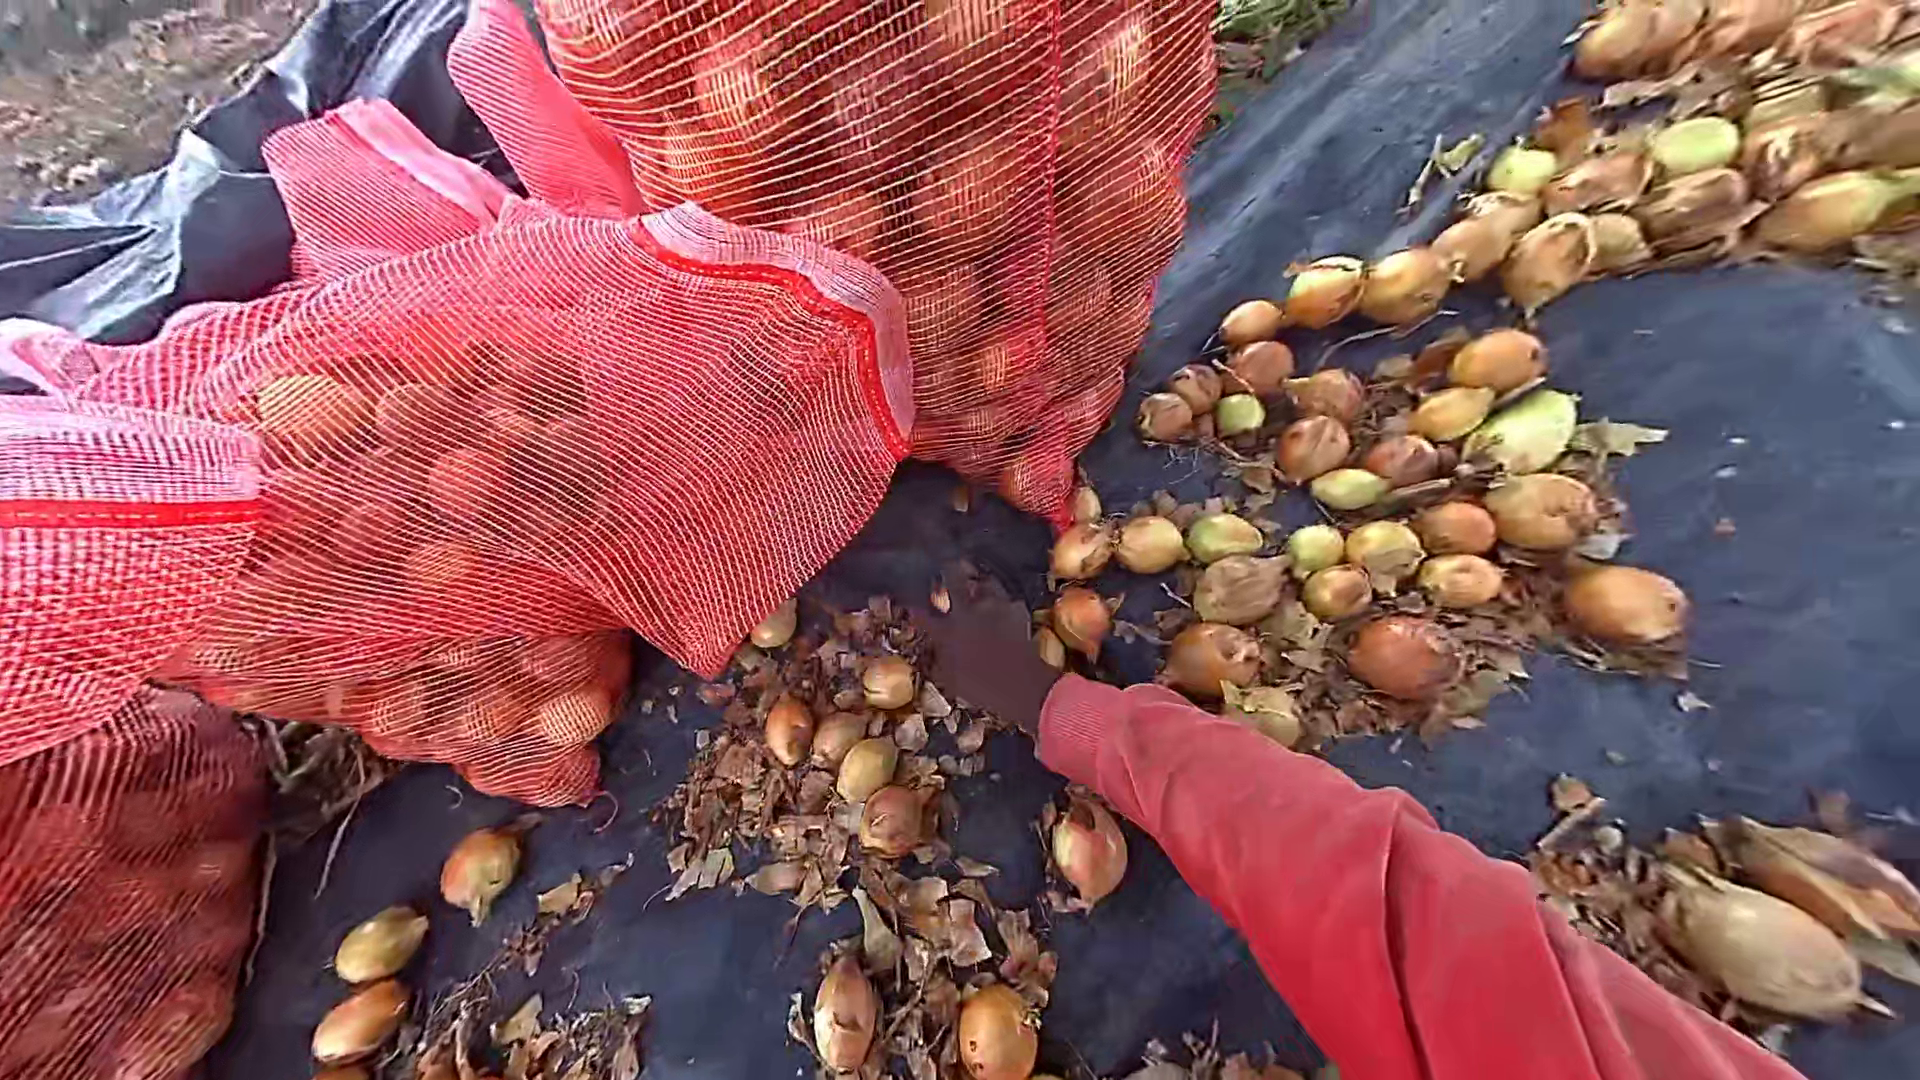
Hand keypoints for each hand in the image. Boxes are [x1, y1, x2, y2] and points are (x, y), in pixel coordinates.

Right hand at [915, 561, 1061, 736]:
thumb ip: (939, 663)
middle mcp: (968, 611)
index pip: (922, 614)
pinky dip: (1004, 604)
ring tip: (979, 584)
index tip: (910, 603)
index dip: (914, 607)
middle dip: (947, 568)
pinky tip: (1005, 609)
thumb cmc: (982, 688)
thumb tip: (934, 653)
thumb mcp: (951, 681)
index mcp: (947, 630)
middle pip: (953, 578)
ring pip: (985, 582)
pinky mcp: (1017, 610)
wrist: (1022, 683)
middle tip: (945, 562)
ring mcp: (994, 607)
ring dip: (980, 582)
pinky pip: (1008, 601)